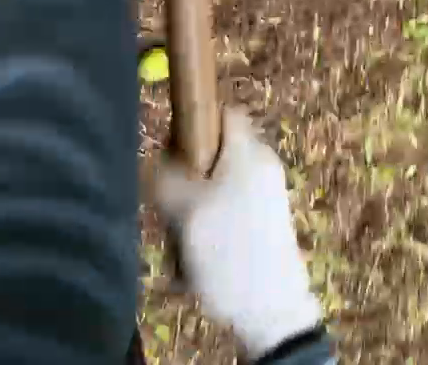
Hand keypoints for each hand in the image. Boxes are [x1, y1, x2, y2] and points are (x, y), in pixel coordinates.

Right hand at [150, 108, 322, 359]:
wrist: (273, 316)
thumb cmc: (231, 253)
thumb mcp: (187, 211)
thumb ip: (166, 177)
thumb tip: (153, 158)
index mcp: (249, 152)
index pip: (222, 111)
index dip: (194, 120)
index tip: (172, 146)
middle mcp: (262, 167)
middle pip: (214, 151)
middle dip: (188, 175)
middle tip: (172, 204)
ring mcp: (266, 197)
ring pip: (215, 186)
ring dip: (194, 209)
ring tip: (184, 241)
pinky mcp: (265, 226)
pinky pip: (227, 212)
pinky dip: (209, 229)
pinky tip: (197, 261)